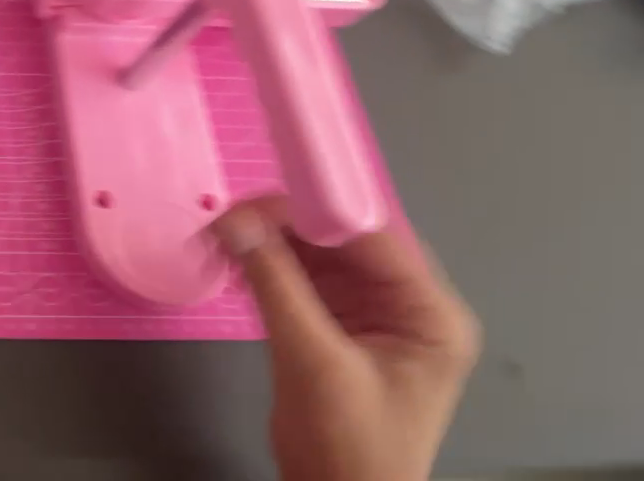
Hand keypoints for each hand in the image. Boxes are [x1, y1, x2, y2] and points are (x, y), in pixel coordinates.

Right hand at [212, 199, 481, 480]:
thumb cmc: (349, 445)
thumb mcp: (314, 361)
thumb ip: (276, 284)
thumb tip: (233, 219)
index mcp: (426, 312)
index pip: (372, 235)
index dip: (317, 207)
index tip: (257, 198)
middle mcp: (400, 300)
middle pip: (336, 235)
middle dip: (279, 223)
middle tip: (226, 218)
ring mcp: (363, 306)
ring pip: (309, 248)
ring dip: (262, 238)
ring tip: (217, 235)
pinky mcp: (328, 315)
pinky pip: (292, 270)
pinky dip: (259, 260)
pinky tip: (227, 257)